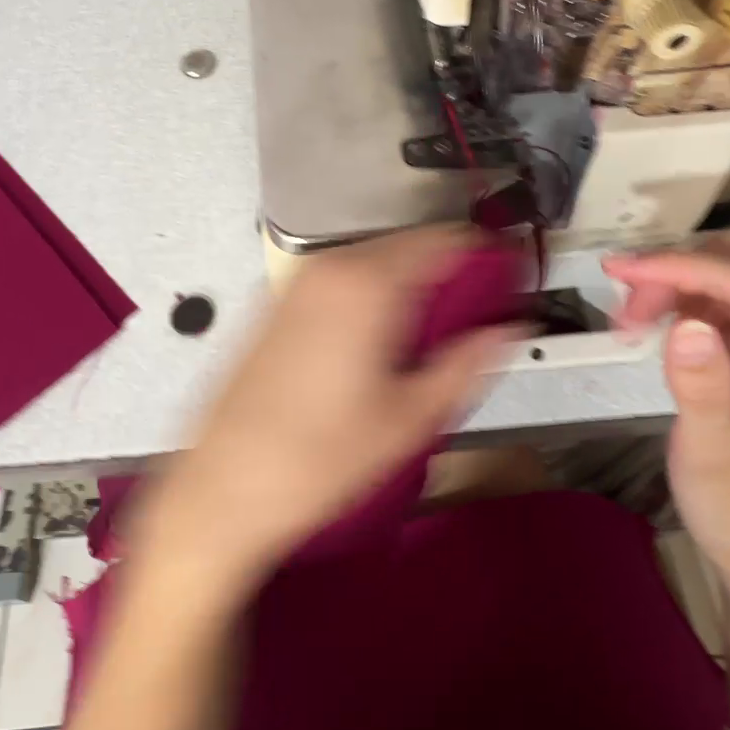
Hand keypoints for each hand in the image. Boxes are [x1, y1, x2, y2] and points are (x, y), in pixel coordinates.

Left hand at [136, 228, 523, 587]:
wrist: (223, 488)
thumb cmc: (315, 461)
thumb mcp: (409, 419)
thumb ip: (466, 364)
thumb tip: (505, 331)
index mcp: (367, 285)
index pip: (445, 240)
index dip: (485, 259)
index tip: (506, 284)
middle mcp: (326, 269)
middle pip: (407, 249)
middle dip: (445, 277)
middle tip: (469, 324)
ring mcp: (293, 285)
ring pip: (371, 266)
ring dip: (405, 290)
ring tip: (421, 346)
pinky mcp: (272, 307)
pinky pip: (336, 284)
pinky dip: (365, 300)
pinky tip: (369, 351)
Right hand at [603, 241, 729, 604]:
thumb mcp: (713, 459)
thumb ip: (703, 391)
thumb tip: (686, 325)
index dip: (686, 268)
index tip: (624, 271)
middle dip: (675, 273)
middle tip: (621, 306)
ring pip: (723, 283)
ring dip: (670, 286)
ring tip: (627, 321)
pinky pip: (714, 307)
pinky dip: (674, 304)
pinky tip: (645, 325)